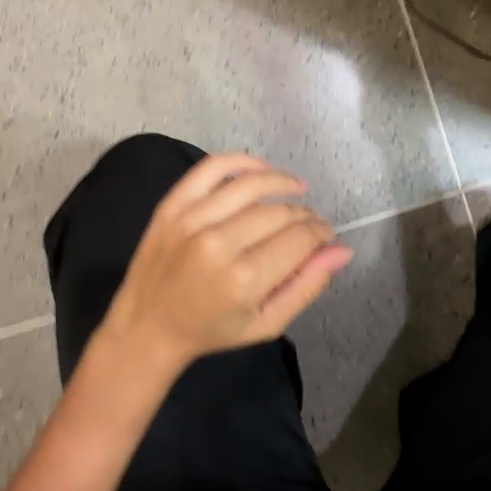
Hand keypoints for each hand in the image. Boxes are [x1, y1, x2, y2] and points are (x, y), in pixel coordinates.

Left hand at [100, 153, 351, 366]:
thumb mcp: (267, 324)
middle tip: (311, 221)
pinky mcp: (172, 205)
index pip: (300, 238)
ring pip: (252, 185)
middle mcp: (218, 243)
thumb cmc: (212, 330)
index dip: (321, 232)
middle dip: (304, 215)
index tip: (327, 234)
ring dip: (282, 181)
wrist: (148, 326)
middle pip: (279, 212)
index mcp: (244, 280)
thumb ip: (308, 286)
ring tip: (297, 187)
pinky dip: (241, 161)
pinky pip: (212, 168)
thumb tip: (342, 250)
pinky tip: (261, 168)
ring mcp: (192, 220)